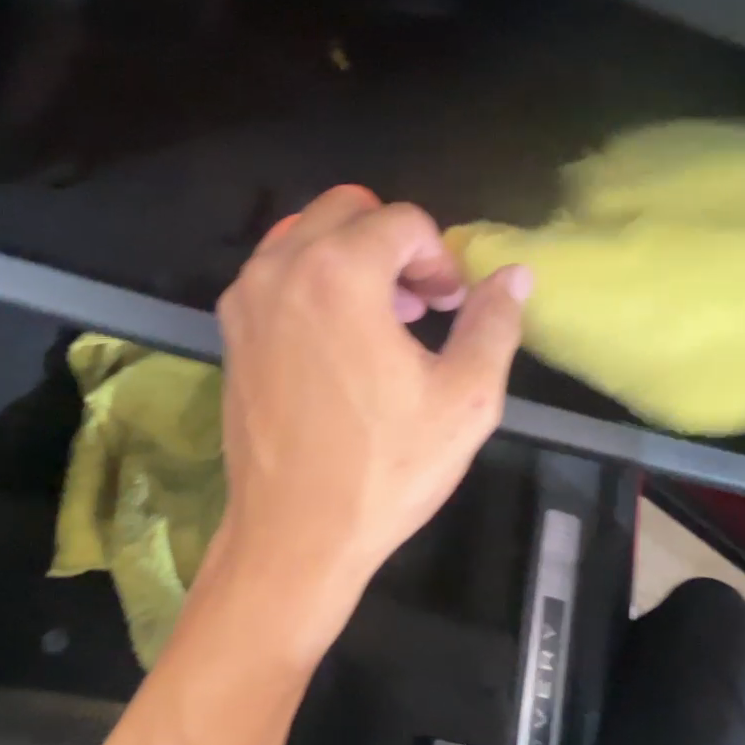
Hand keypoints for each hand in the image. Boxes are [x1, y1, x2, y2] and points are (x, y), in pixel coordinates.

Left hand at [211, 185, 529, 652]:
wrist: (295, 535)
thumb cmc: (384, 470)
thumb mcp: (464, 399)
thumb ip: (493, 323)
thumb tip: (514, 275)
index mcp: (339, 272)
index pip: (403, 220)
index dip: (441, 257)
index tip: (452, 305)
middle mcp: (282, 268)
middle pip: (347, 209)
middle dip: (394, 242)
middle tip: (420, 303)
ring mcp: (246, 299)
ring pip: (305, 235)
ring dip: (351, 256)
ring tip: (383, 319)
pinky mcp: (230, 331)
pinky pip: (276, 273)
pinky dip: (312, 281)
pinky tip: (339, 339)